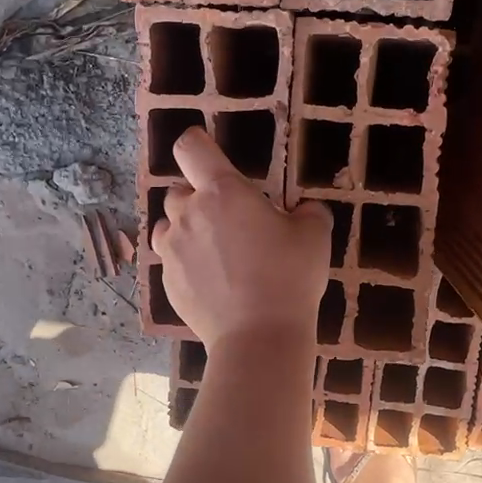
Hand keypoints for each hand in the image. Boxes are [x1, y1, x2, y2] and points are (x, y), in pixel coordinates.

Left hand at [150, 127, 331, 346]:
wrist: (258, 337)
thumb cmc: (288, 278)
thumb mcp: (314, 236)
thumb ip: (307, 212)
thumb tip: (304, 209)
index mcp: (222, 192)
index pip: (190, 147)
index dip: (198, 145)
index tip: (211, 156)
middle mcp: (188, 214)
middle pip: (178, 189)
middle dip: (197, 197)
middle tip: (226, 219)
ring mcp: (172, 250)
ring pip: (167, 225)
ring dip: (184, 229)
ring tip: (212, 250)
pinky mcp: (167, 282)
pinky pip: (170, 260)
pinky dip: (185, 263)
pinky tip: (210, 281)